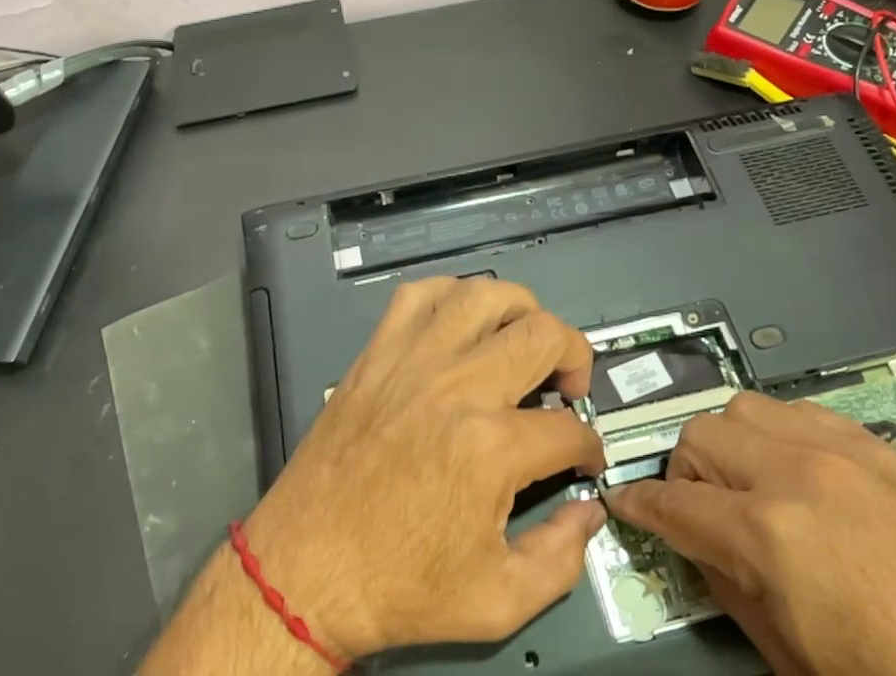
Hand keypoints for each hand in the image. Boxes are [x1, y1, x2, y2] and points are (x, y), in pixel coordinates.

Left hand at [240, 277, 607, 659]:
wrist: (306, 571)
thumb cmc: (398, 586)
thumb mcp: (497, 601)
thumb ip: (560, 557)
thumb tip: (588, 512)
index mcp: (490, 447)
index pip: (569, 428)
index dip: (589, 446)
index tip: (581, 460)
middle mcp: (455, 387)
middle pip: (543, 335)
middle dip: (575, 357)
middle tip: (567, 390)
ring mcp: (411, 362)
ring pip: (484, 294)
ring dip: (520, 311)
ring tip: (523, 343)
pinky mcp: (376, 355)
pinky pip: (418, 295)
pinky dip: (450, 296)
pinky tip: (461, 325)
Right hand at [606, 392, 895, 675]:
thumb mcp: (799, 659)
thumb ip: (734, 594)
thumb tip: (699, 555)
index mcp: (771, 535)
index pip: (672, 504)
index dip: (638, 508)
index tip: (625, 506)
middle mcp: (799, 473)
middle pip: (698, 436)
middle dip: (682, 476)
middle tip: (696, 514)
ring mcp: (845, 450)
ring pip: (745, 409)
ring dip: (728, 445)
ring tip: (744, 487)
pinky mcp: (884, 446)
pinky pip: (802, 411)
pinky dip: (779, 433)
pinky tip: (797, 471)